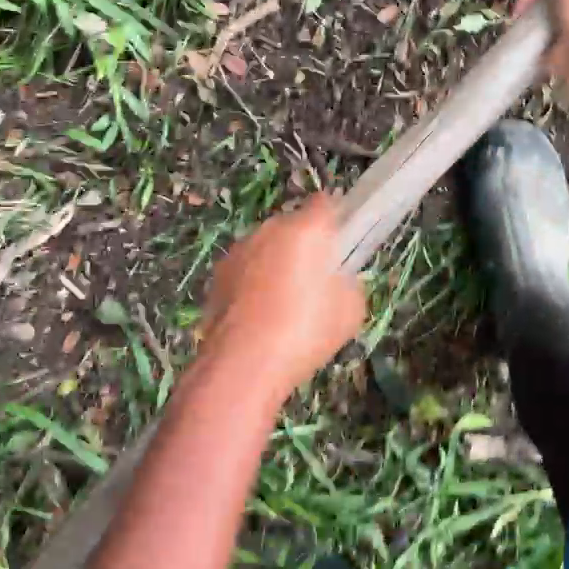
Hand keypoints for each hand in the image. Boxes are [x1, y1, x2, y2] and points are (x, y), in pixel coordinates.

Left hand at [201, 196, 365, 393]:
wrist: (243, 365)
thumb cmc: (305, 332)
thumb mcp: (350, 311)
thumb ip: (349, 283)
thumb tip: (338, 281)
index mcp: (306, 229)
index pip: (324, 203)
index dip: (334, 218)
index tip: (340, 241)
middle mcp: (270, 229)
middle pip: (293, 225)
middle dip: (304, 244)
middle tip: (315, 279)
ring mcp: (239, 249)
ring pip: (267, 246)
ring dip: (276, 263)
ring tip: (284, 304)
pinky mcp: (218, 273)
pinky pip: (246, 268)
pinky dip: (253, 282)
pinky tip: (259, 316)